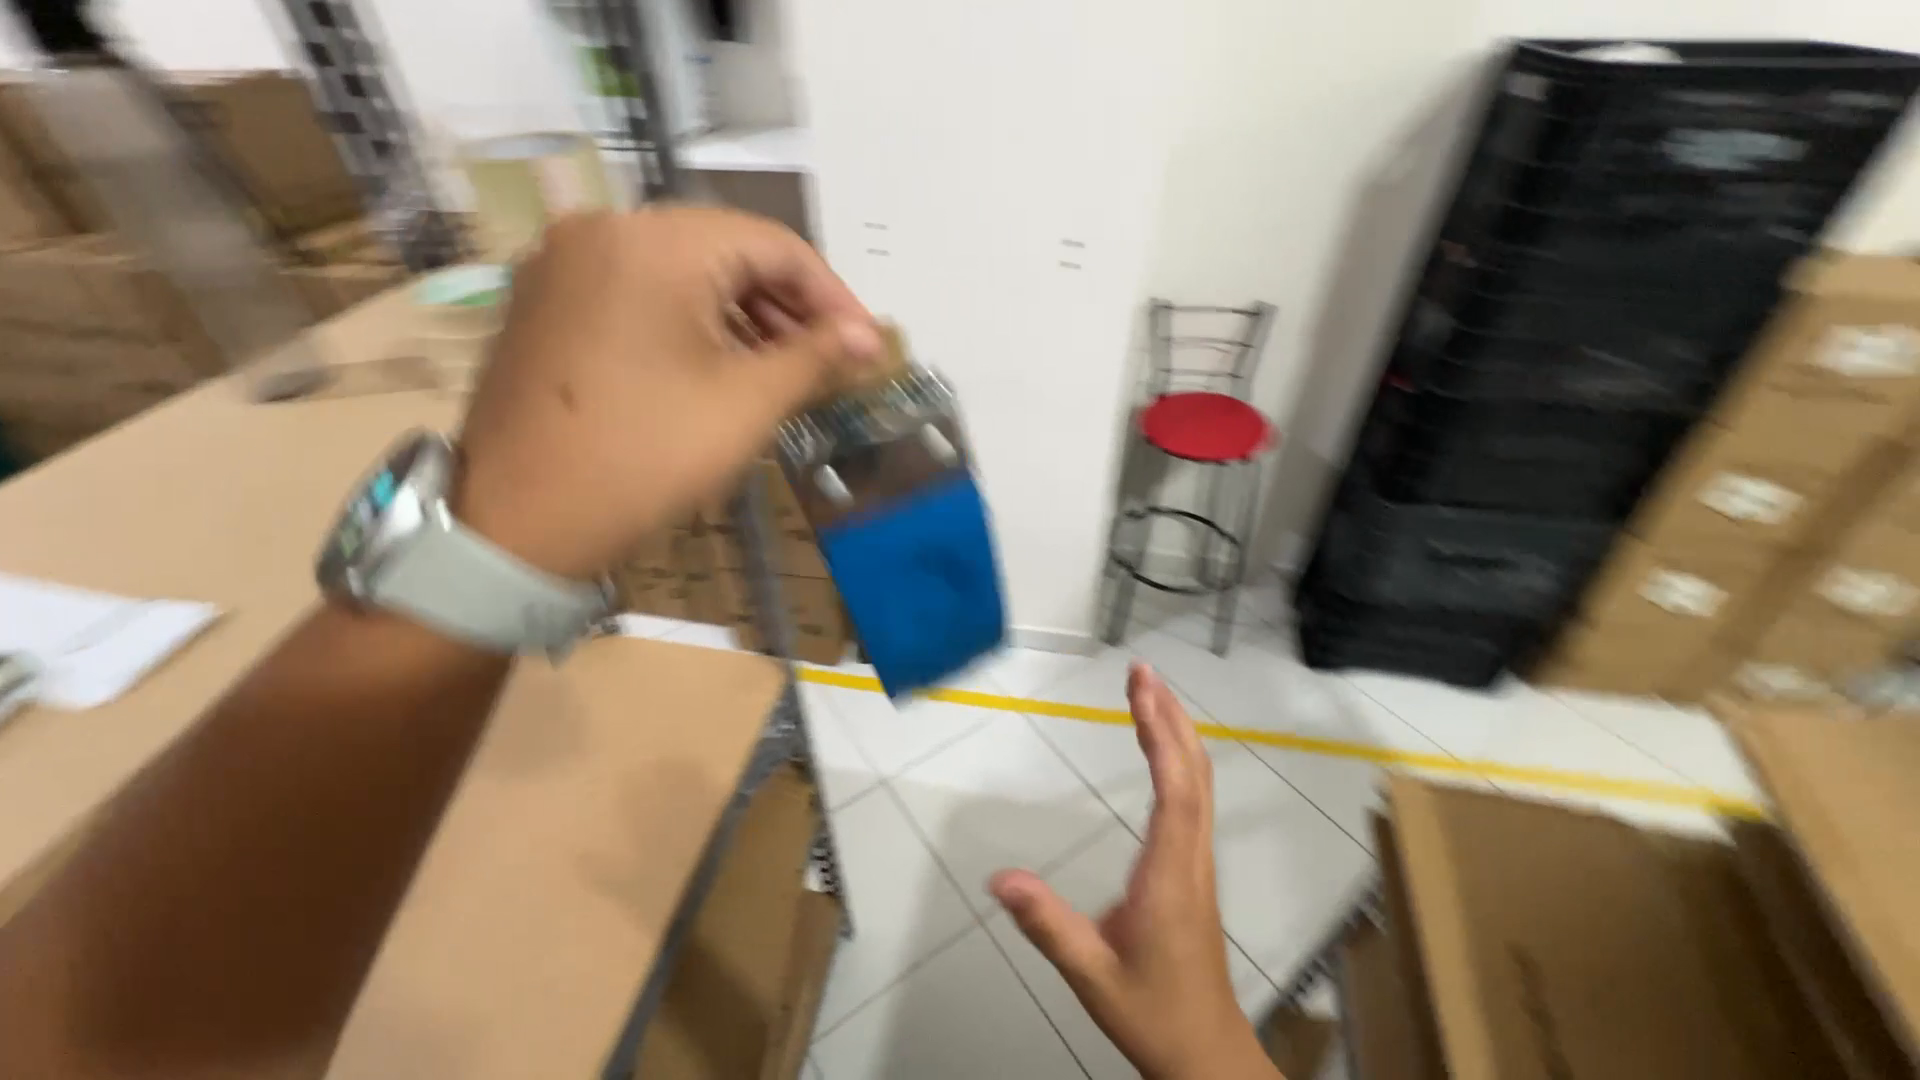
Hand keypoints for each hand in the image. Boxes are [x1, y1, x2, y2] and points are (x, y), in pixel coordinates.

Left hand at [455, 206, 881, 578]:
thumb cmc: (644, 459)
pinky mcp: (544, 303)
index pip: (773, 245)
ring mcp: (563, 264)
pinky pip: (638, 294)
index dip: (833, 295)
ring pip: (681, 273)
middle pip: (725, 252)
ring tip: (785, 371)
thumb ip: (817, 358)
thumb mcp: (746, 405)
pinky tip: (720, 368)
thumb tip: (872, 339)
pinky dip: (690, 324)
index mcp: (655, 241)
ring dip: (743, 317)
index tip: (866, 345)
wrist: (515, 525)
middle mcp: (602, 230)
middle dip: (788, 308)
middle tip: (832, 362)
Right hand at [991, 665, 1278, 1079]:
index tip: (1140, 686)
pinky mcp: (1193, 870)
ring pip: (1199, 783)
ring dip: (1178, 733)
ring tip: (1151, 695)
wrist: (1204, 1053)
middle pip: (1194, 771)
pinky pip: (1193, 799)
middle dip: (1170, 715)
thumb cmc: (1150, 1011)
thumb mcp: (1090, 973)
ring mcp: (1196, 862)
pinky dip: (1179, 760)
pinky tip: (1163, 752)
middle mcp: (1190, 856)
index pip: (1173, 786)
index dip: (1159, 731)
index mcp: (1170, 872)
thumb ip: (1046, 924)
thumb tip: (998, 879)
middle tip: (1142, 671)